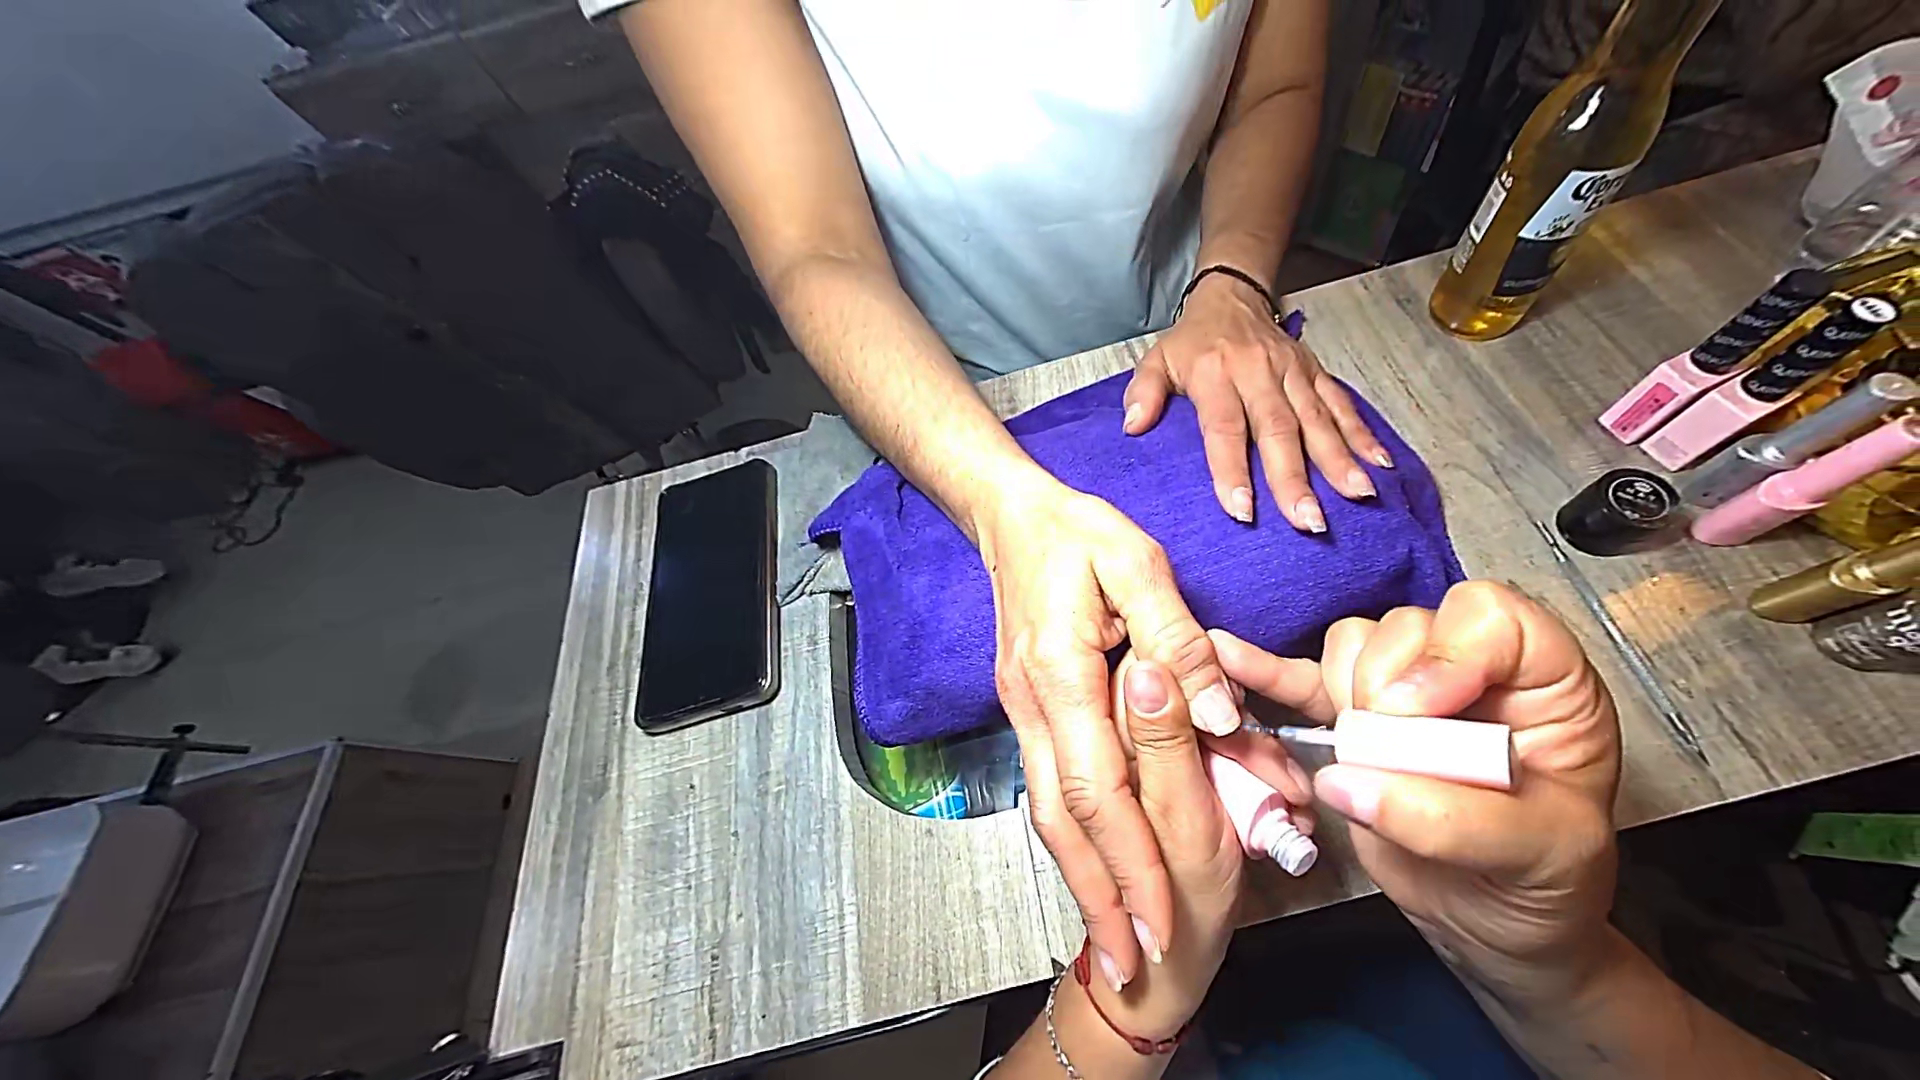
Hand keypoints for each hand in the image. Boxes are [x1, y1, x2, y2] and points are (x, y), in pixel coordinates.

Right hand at [977, 478, 1245, 990]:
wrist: (1010, 518)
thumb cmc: (1075, 533)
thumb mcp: (1137, 566)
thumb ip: (1178, 642)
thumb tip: (1214, 716)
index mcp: (1060, 670)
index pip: (1097, 783)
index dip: (1129, 860)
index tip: (1159, 925)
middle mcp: (1030, 702)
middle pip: (1061, 814)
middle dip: (1098, 894)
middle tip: (1131, 967)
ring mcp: (1020, 705)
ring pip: (1045, 805)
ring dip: (1079, 874)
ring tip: (1111, 936)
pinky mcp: (1024, 702)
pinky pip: (1045, 781)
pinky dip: (1069, 834)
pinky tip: (1089, 860)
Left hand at [1125, 272, 1390, 531]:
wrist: (1231, 296)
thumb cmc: (1190, 342)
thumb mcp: (1156, 361)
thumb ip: (1143, 393)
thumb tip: (1132, 427)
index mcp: (1215, 375)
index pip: (1224, 428)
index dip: (1232, 469)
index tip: (1241, 509)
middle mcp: (1258, 373)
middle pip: (1278, 430)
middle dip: (1294, 478)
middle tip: (1307, 520)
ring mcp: (1292, 372)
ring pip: (1317, 418)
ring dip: (1338, 460)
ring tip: (1356, 497)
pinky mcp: (1314, 371)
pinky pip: (1341, 402)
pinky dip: (1361, 433)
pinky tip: (1377, 463)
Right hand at [1210, 580, 1622, 1001]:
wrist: (1488, 916)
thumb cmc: (1536, 882)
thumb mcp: (1530, 855)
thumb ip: (1447, 818)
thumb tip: (1346, 782)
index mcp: (1538, 684)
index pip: (1491, 619)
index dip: (1447, 650)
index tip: (1419, 713)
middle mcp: (1468, 672)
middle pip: (1405, 628)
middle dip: (1382, 684)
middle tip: (1380, 746)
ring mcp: (1399, 689)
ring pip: (1350, 646)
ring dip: (1338, 692)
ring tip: (1351, 749)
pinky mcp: (1345, 714)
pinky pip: (1300, 678)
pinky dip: (1266, 671)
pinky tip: (1231, 656)